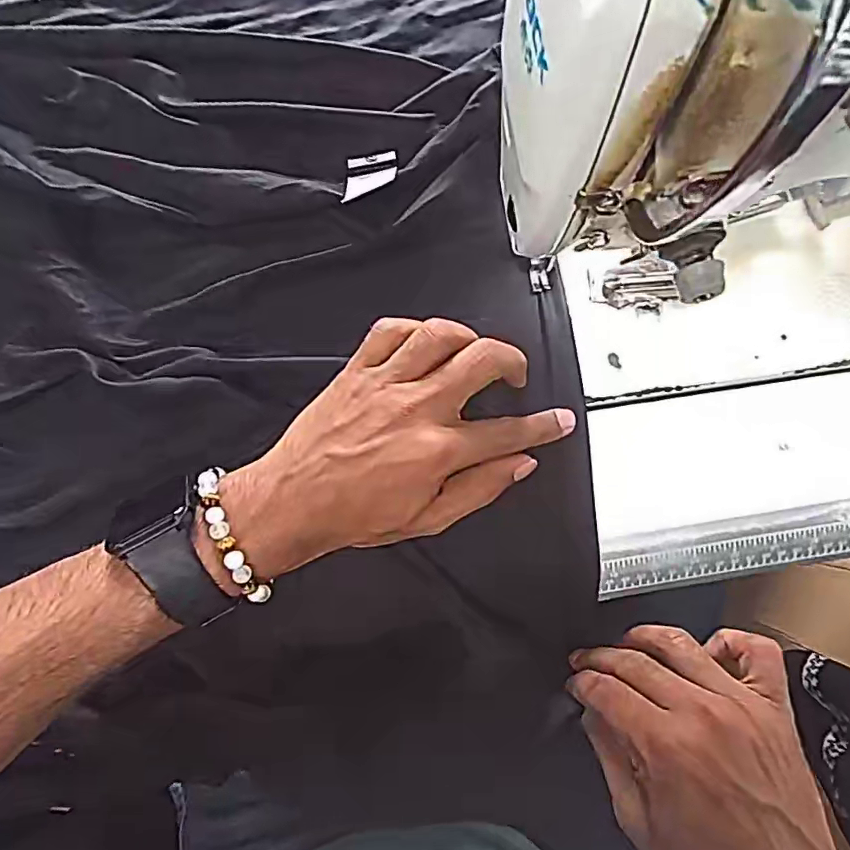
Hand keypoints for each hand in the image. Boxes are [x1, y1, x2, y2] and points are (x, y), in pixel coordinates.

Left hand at [207, 317, 576, 581]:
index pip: (508, 431)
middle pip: (484, 361)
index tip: (557, 421)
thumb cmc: (350, 514)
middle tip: (515, 376)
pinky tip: (423, 343)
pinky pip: (390, 331)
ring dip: (469, 338)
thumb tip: (516, 465)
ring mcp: (384, 384)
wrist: (293, 501)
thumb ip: (480, 488)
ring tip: (474, 353)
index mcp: (436, 450)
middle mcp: (415, 409)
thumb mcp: (427, 519)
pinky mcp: (356, 372)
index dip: (543, 426)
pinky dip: (414, 329)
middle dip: (514, 362)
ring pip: (441, 334)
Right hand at [569, 627, 849, 849]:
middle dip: (600, 657)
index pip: (606, 688)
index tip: (575, 684)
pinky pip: (754, 650)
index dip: (581, 681)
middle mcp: (704, 716)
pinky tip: (706, 651)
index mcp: (666, 747)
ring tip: (629, 645)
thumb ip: (610, 757)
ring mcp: (744, 707)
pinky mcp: (776, 711)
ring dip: (645, 637)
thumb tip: (594, 717)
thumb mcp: (640, 824)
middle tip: (588, 663)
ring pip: (682, 642)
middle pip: (635, 660)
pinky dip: (727, 640)